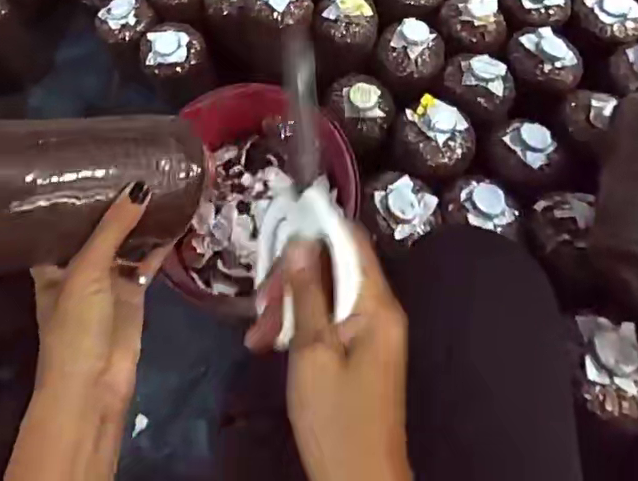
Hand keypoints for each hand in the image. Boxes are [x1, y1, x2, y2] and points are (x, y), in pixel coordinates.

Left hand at [5, 183, 172, 480]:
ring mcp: (109, 276)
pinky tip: (180, 213)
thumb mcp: (87, 270)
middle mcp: (80, 265)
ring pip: (128, 237)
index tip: (91, 163)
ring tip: (162, 178)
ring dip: (143, 216)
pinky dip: (164, 238)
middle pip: (99, 225)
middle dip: (116, 200)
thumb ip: (112, 227)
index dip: (73, 195)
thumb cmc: (75, 325)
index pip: (59, 220)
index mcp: (53, 261)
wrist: (94, 383)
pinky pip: (150, 255)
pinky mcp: (134, 288)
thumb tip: (140, 186)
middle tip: (136, 160)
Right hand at [246, 228, 411, 480]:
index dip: (321, 224)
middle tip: (259, 302)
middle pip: (336, 267)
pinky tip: (270, 344)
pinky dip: (302, 325)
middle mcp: (380, 308)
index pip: (353, 241)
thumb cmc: (336, 419)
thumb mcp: (312, 352)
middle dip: (293, 278)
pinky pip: (331, 318)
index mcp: (377, 303)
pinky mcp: (361, 349)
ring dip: (290, 305)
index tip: (286, 219)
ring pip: (328, 294)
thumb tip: (300, 240)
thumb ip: (307, 293)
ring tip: (257, 335)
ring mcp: (371, 329)